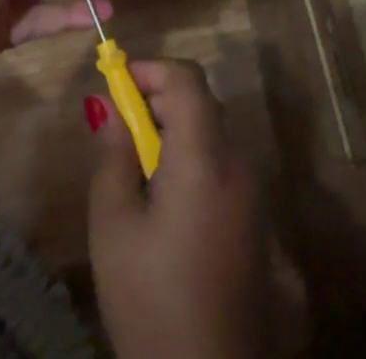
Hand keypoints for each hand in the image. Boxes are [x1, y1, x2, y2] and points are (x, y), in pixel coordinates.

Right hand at [88, 61, 268, 358]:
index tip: (114, 82)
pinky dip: (190, 159)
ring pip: (212, 135)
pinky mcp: (254, 221)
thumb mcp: (114, 223)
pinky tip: (161, 199)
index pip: (188, 80)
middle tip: (115, 127)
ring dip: (173, 131)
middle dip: (158, 100)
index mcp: (205, 160)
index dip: (150, 69)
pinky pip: (221, 167)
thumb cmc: (149, 296)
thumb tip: (111, 106)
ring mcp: (253, 195)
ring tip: (132, 166)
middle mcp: (239, 166)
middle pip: (203, 104)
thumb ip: (113, 154)